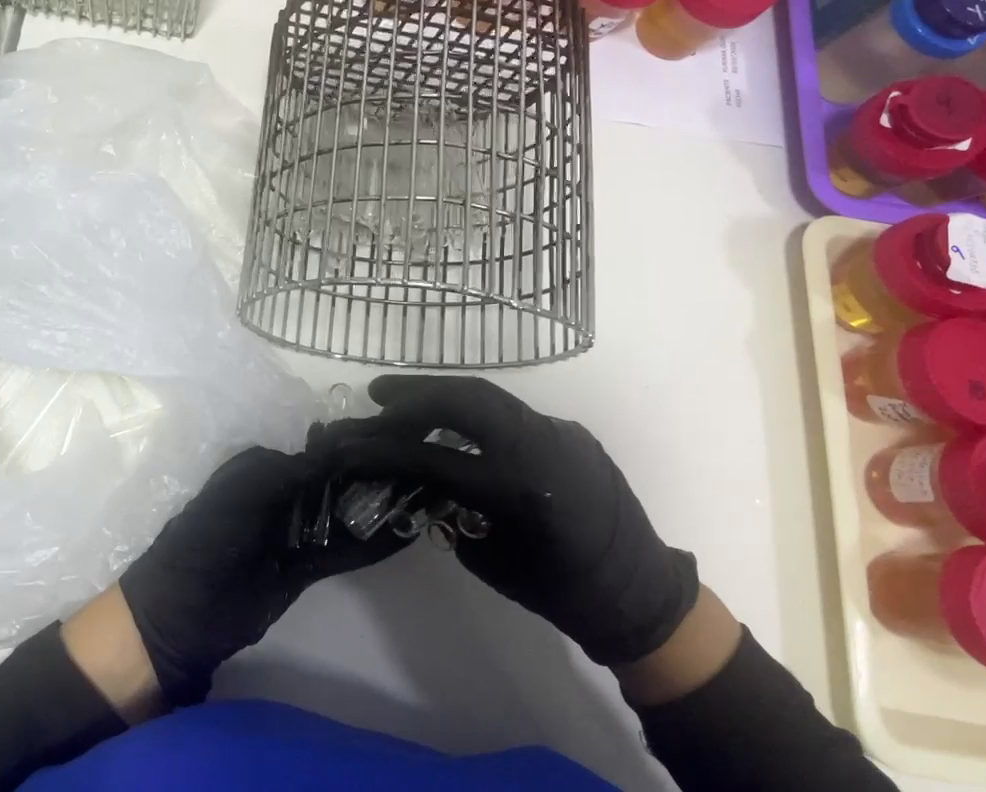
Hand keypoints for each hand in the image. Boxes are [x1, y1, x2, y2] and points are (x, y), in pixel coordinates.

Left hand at [118, 444, 411, 704]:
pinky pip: (342, 551)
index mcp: (259, 468)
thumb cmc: (205, 541)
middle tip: (421, 467)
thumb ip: (290, 471)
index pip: (316, 450)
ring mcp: (293, 532)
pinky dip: (371, 543)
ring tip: (424, 495)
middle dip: (372, 474)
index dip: (353, 445)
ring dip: (377, 506)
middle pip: (335, 480)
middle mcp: (280, 494)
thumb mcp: (243, 493)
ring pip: (343, 513)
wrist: (181, 615)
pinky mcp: (302, 569)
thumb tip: (339, 450)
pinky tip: (404, 533)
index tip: (398, 437)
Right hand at [328, 375, 699, 666]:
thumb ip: (449, 511)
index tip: (346, 449)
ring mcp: (559, 432)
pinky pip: (510, 413)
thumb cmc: (559, 590)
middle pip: (462, 400)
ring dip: (438, 393)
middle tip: (374, 400)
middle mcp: (539, 447)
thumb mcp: (489, 557)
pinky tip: (453, 427)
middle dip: (411, 396)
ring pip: (487, 395)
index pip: (431, 458)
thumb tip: (414, 480)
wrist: (639, 592)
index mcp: (516, 489)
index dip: (381, 452)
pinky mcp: (569, 431)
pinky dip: (472, 413)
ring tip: (401, 400)